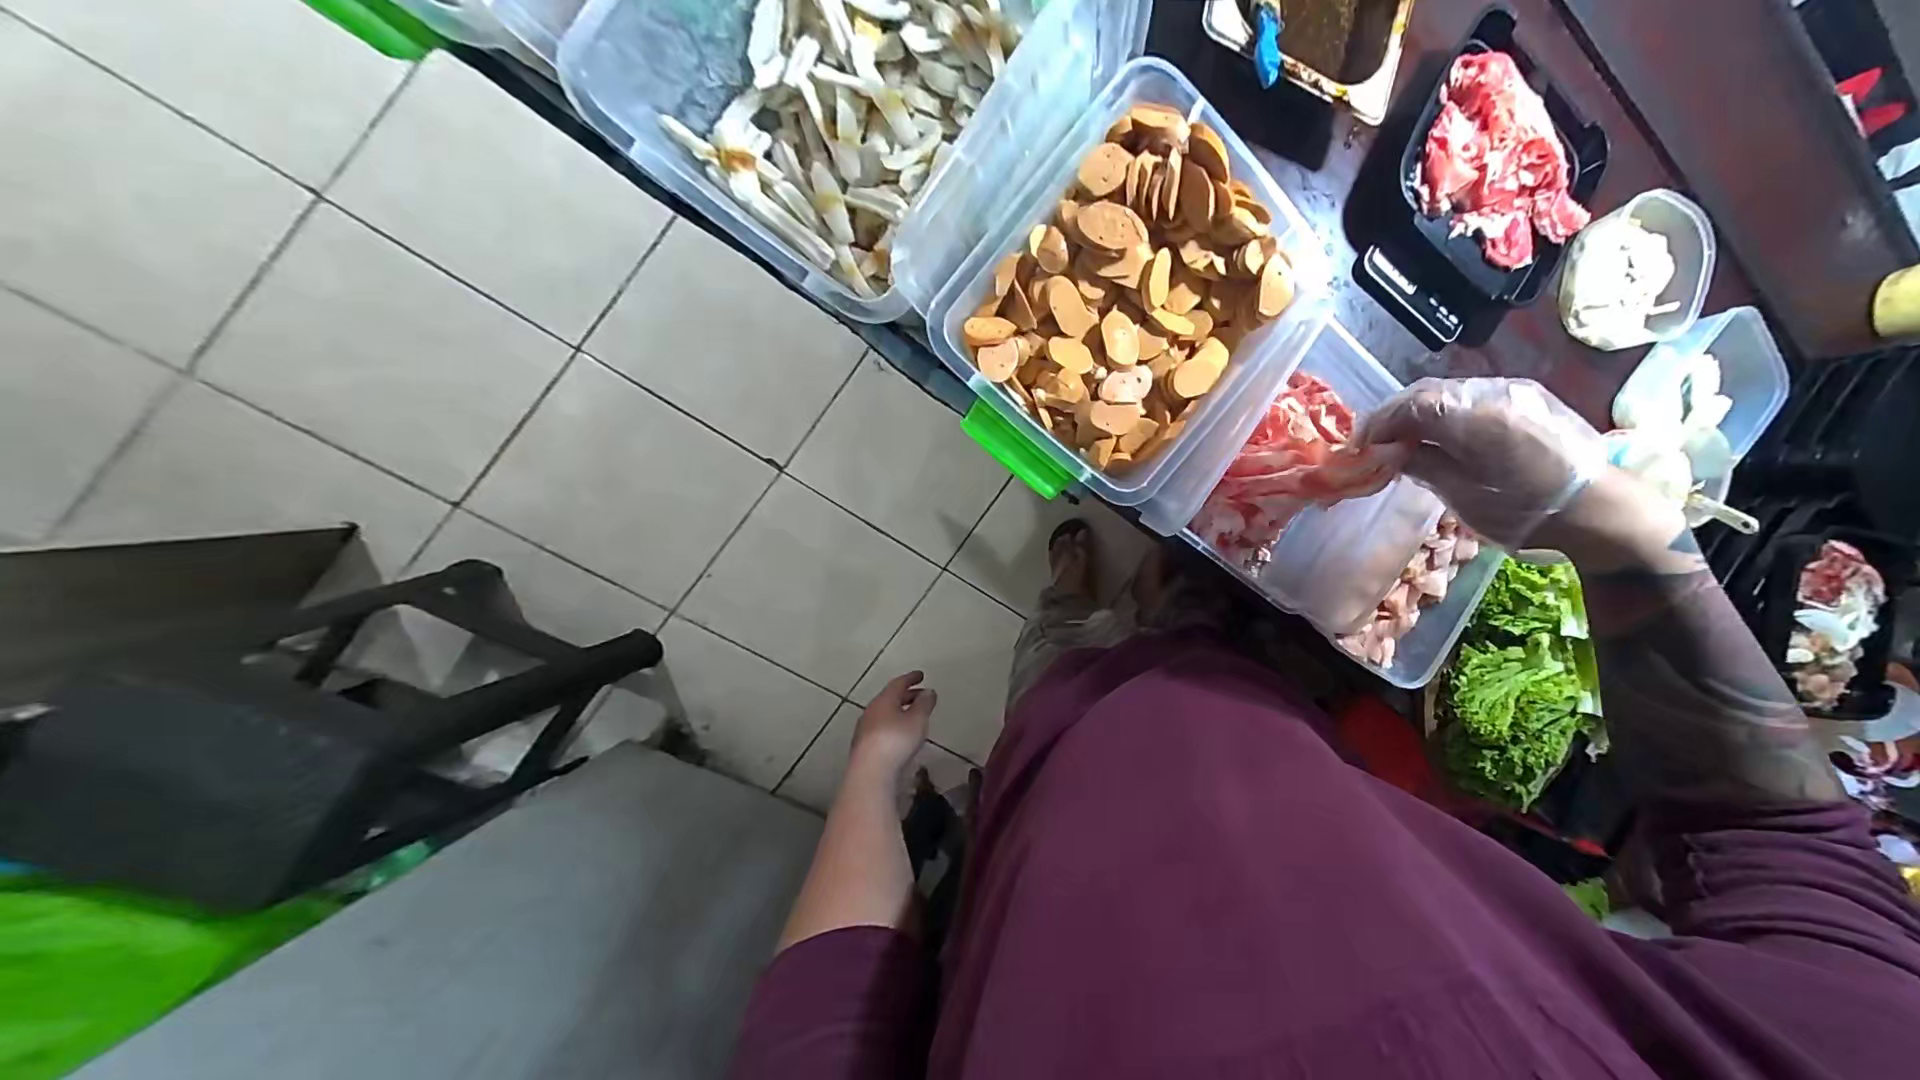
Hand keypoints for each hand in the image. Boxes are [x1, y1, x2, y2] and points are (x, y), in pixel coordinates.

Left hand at [848, 671, 936, 786]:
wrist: (869, 771)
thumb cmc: (896, 741)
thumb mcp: (917, 720)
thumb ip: (924, 704)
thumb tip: (928, 691)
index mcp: (884, 700)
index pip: (898, 683)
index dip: (911, 678)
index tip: (921, 675)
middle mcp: (871, 710)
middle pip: (890, 698)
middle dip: (906, 695)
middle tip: (920, 695)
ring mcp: (864, 728)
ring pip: (884, 713)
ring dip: (899, 710)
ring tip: (912, 715)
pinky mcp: (863, 745)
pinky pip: (880, 726)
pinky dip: (892, 724)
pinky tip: (899, 734)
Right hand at [1356, 377, 1609, 548]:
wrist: (1604, 512)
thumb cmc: (1524, 511)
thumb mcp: (1460, 493)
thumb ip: (1419, 463)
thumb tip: (1389, 451)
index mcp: (1473, 417)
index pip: (1408, 405)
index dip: (1377, 423)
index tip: (1360, 447)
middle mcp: (1493, 393)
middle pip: (1425, 392)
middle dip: (1394, 415)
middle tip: (1376, 444)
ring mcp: (1515, 391)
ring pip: (1449, 391)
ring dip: (1420, 412)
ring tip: (1406, 441)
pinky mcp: (1530, 399)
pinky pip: (1473, 396)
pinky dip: (1447, 412)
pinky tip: (1442, 435)